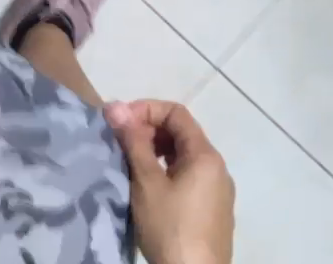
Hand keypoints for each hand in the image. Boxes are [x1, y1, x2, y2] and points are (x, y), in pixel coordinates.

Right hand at [106, 100, 235, 263]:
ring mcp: (218, 192)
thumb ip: (132, 140)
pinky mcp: (212, 212)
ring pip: (183, 155)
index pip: (176, 112)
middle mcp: (217, 169)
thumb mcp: (146, 181)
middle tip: (121, 142)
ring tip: (131, 163)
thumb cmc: (170, 227)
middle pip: (181, 132)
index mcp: (206, 156)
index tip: (120, 124)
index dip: (145, 109)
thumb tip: (114, 105)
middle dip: (148, 129)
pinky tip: (148, 187)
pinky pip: (188, 176)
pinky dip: (166, 170)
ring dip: (155, 150)